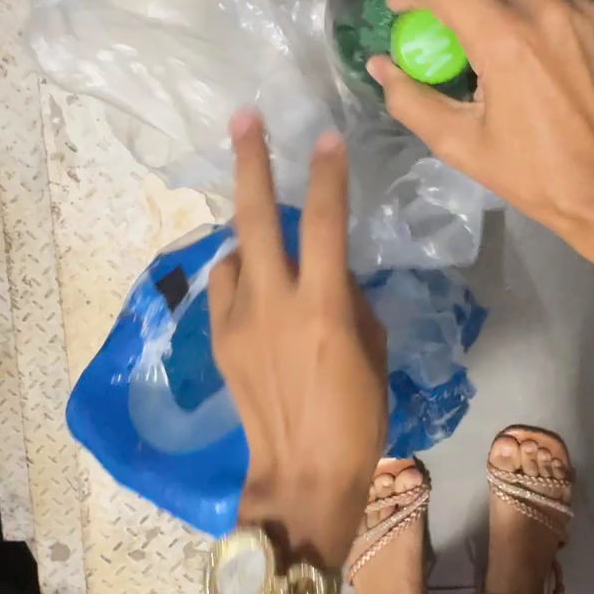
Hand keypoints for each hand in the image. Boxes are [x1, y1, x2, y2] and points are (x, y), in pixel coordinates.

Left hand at [210, 110, 389, 567]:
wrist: (302, 475)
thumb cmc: (357, 417)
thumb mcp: (373, 351)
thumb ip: (350, 303)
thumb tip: (331, 277)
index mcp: (322, 308)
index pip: (323, 223)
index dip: (327, 176)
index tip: (328, 138)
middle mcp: (273, 304)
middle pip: (254, 218)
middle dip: (250, 162)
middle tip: (244, 118)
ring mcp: (238, 323)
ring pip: (234, 253)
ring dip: (249, 235)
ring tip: (269, 239)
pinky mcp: (220, 343)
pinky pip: (226, 288)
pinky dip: (240, 273)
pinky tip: (256, 285)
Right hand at [369, 0, 593, 248]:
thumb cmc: (532, 173)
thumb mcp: (459, 144)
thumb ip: (410, 99)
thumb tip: (380, 64)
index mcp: (505, 38)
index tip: (403, 13)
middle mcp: (543, 7)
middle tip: (434, 24)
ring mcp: (577, 7)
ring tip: (476, 38)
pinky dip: (519, 7)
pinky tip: (519, 48)